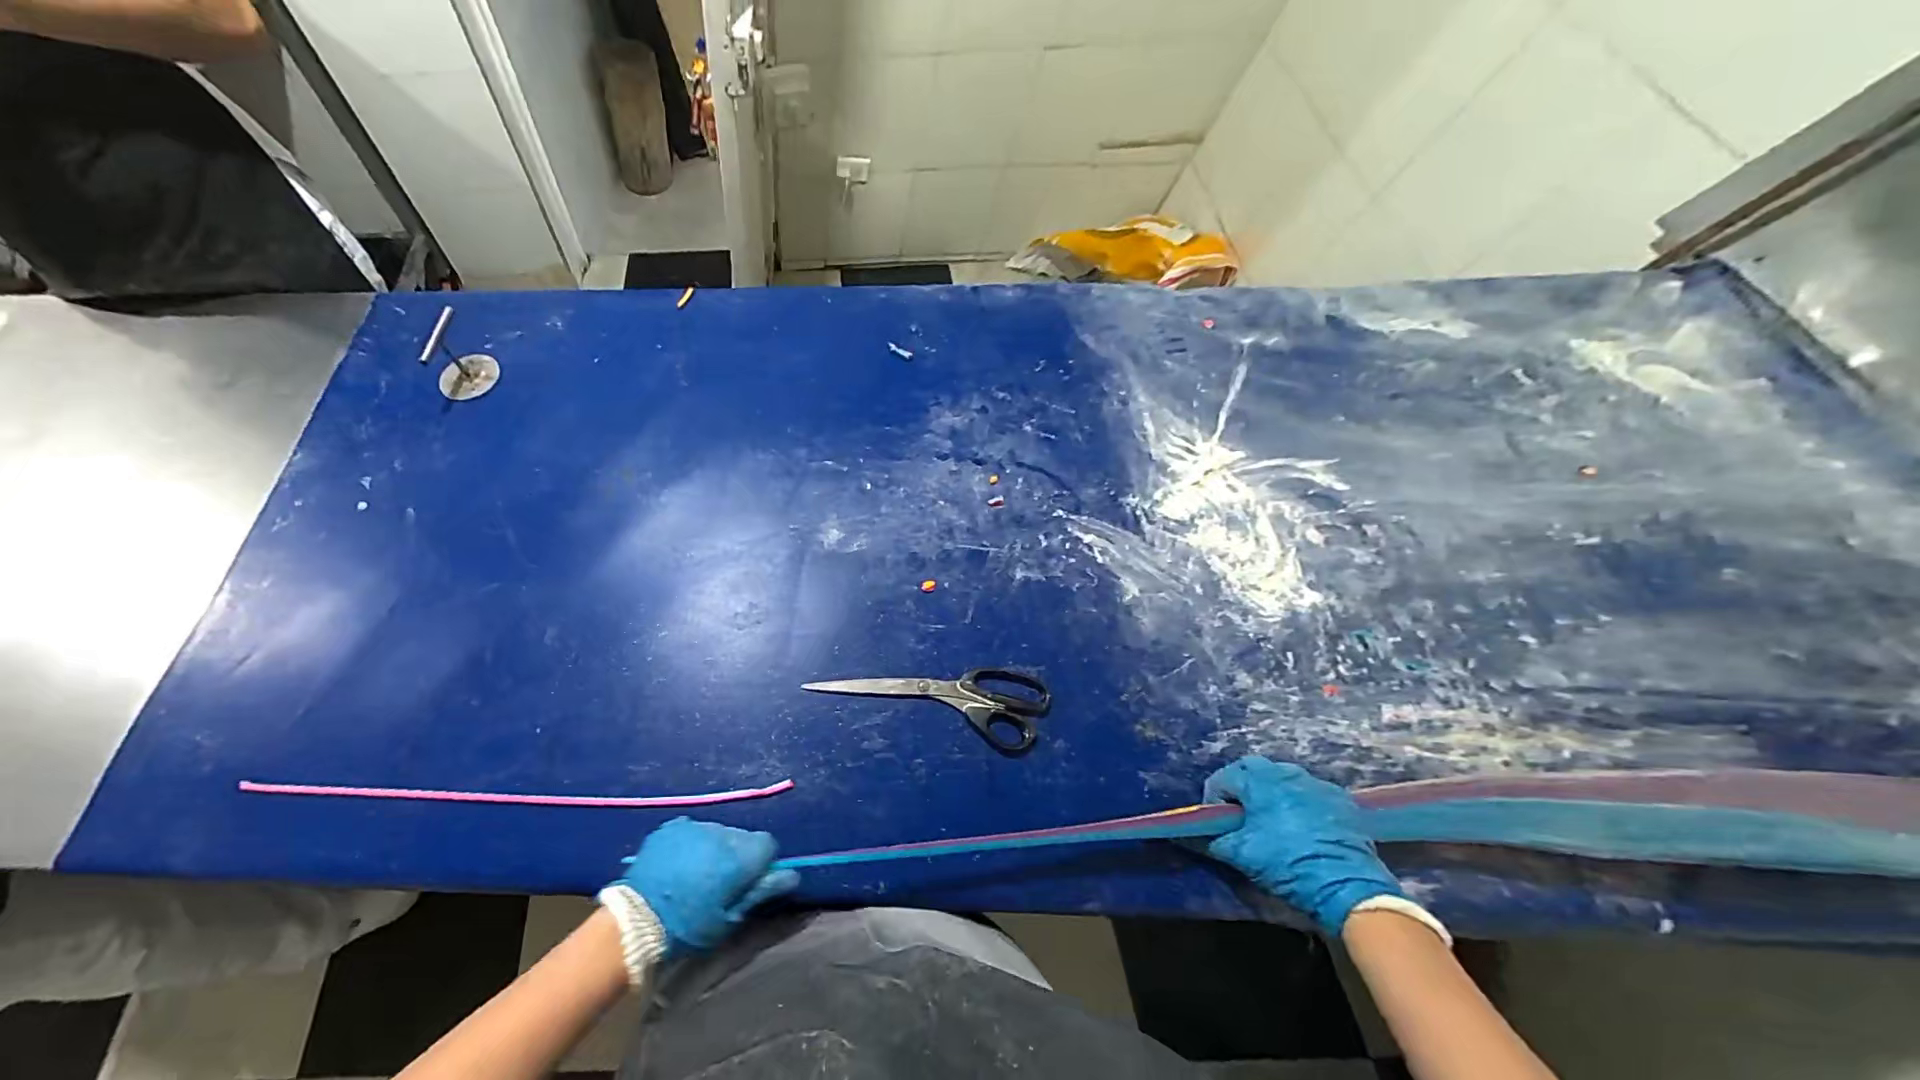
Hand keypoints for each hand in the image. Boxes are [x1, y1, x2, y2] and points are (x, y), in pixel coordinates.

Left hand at [617, 817, 799, 951]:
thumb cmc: (688, 927)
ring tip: (696, 873)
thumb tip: (792, 875)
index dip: (761, 863)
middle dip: (737, 854)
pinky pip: (692, 830)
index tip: (747, 882)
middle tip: (720, 882)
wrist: (634, 922)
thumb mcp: (730, 918)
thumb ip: (762, 891)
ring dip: (714, 848)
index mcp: (740, 855)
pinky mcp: (670, 827)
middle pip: (742, 837)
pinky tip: (679, 863)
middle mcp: (722, 832)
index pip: (767, 844)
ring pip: (718, 832)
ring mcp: (694, 826)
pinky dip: (692, 843)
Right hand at [1203, 755, 1401, 935]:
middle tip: (1240, 815)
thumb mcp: (1242, 855)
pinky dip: (1299, 801)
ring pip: (1283, 776)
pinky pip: (1310, 791)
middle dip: (1241, 786)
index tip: (1217, 822)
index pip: (1224, 778)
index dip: (1214, 798)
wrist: (1348, 887)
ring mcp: (1317, 784)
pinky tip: (1302, 826)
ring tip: (1270, 819)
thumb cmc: (1287, 865)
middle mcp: (1286, 773)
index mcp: (1259, 781)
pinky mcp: (1341, 799)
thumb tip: (1192, 835)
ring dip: (1270, 791)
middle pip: (1253, 769)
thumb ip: (1213, 840)